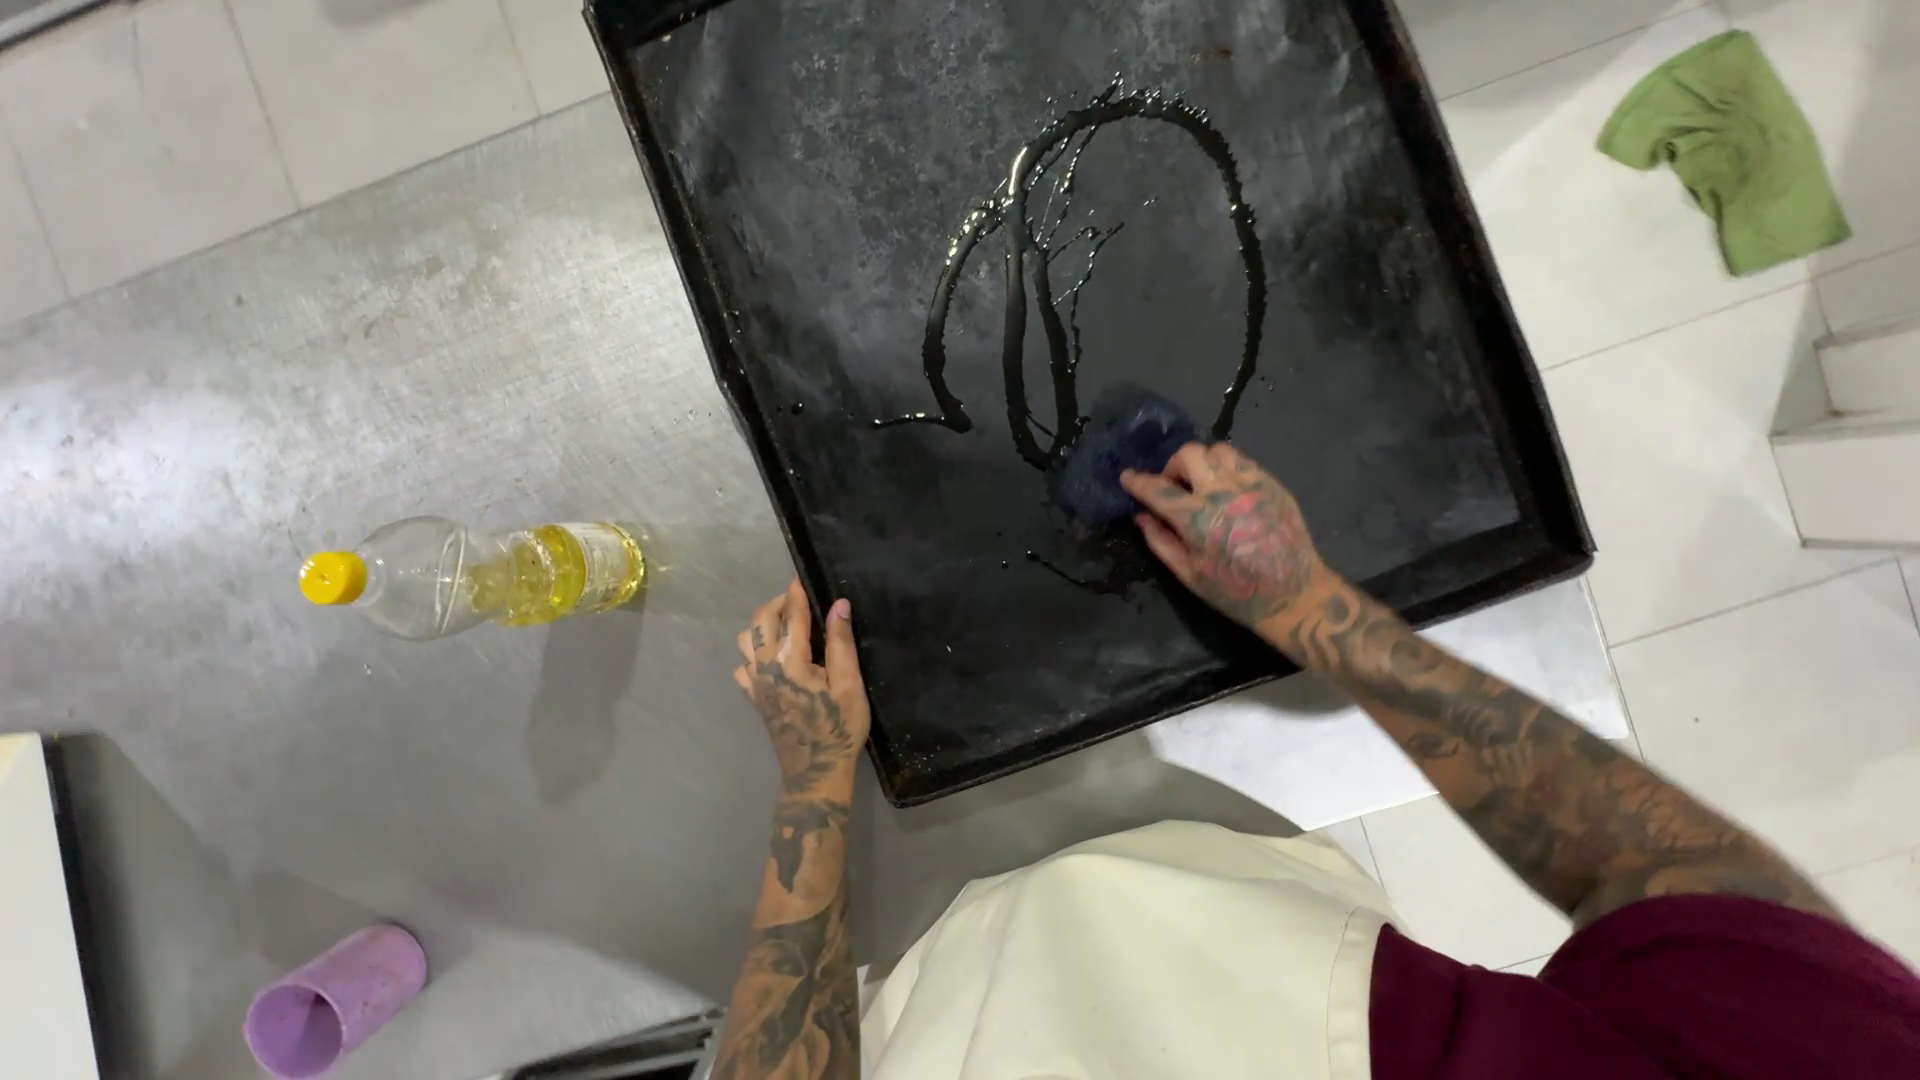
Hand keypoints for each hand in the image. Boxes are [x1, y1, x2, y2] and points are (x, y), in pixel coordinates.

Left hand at [734, 579, 870, 794]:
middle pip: (759, 621)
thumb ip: (841, 642)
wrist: (816, 771)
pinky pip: (743, 666)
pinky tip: (773, 658)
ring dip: (762, 626)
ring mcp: (754, 683)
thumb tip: (839, 604)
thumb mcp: (849, 683)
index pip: (790, 616)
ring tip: (787, 627)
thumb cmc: (839, 727)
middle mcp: (764, 667)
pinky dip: (754, 653)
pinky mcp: (754, 698)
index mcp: (790, 661)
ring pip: (745, 641)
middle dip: (778, 604)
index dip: (796, 593)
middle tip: (800, 601)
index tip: (801, 577)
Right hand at [1120, 443, 1329, 631]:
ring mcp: (1252, 485)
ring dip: (1203, 463)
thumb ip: (1160, 541)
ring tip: (1203, 485)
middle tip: (1174, 486)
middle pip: (1189, 454)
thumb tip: (1141, 516)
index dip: (1138, 481)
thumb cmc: (1234, 592)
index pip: (1159, 489)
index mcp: (1198, 519)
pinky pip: (1244, 461)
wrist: (1293, 595)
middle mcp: (1224, 493)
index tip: (1128, 477)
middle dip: (1174, 466)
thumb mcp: (1188, 574)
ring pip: (1218, 451)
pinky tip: (1227, 490)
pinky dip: (1227, 469)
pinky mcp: (1273, 484)